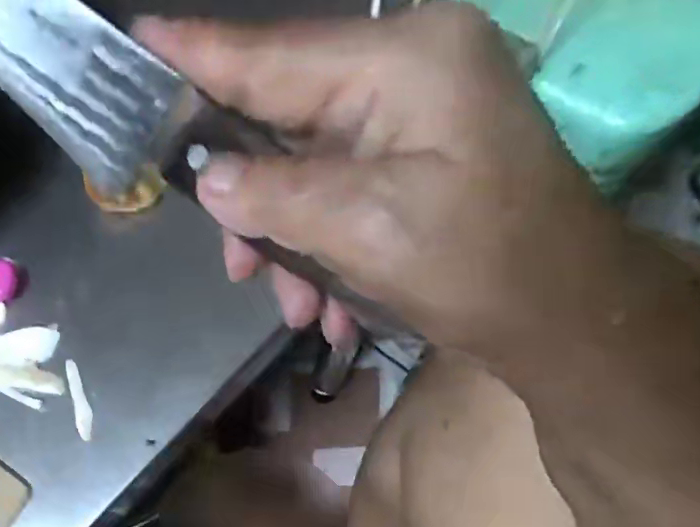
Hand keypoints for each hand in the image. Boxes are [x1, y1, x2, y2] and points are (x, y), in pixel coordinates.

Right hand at [135, 4, 640, 361]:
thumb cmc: (476, 264)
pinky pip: (340, 196)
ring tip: (297, 307)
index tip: (141, 36)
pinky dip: (324, 252)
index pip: (275, 53)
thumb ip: (278, 197)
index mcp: (402, 62)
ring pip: (307, 172)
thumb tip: (210, 179)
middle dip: (254, 204)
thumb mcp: (366, 230)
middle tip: (236, 266)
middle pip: (285, 123)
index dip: (202, 53)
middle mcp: (406, 74)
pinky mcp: (417, 162)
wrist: (558, 316)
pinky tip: (330, 306)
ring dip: (290, 244)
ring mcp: (414, 119)